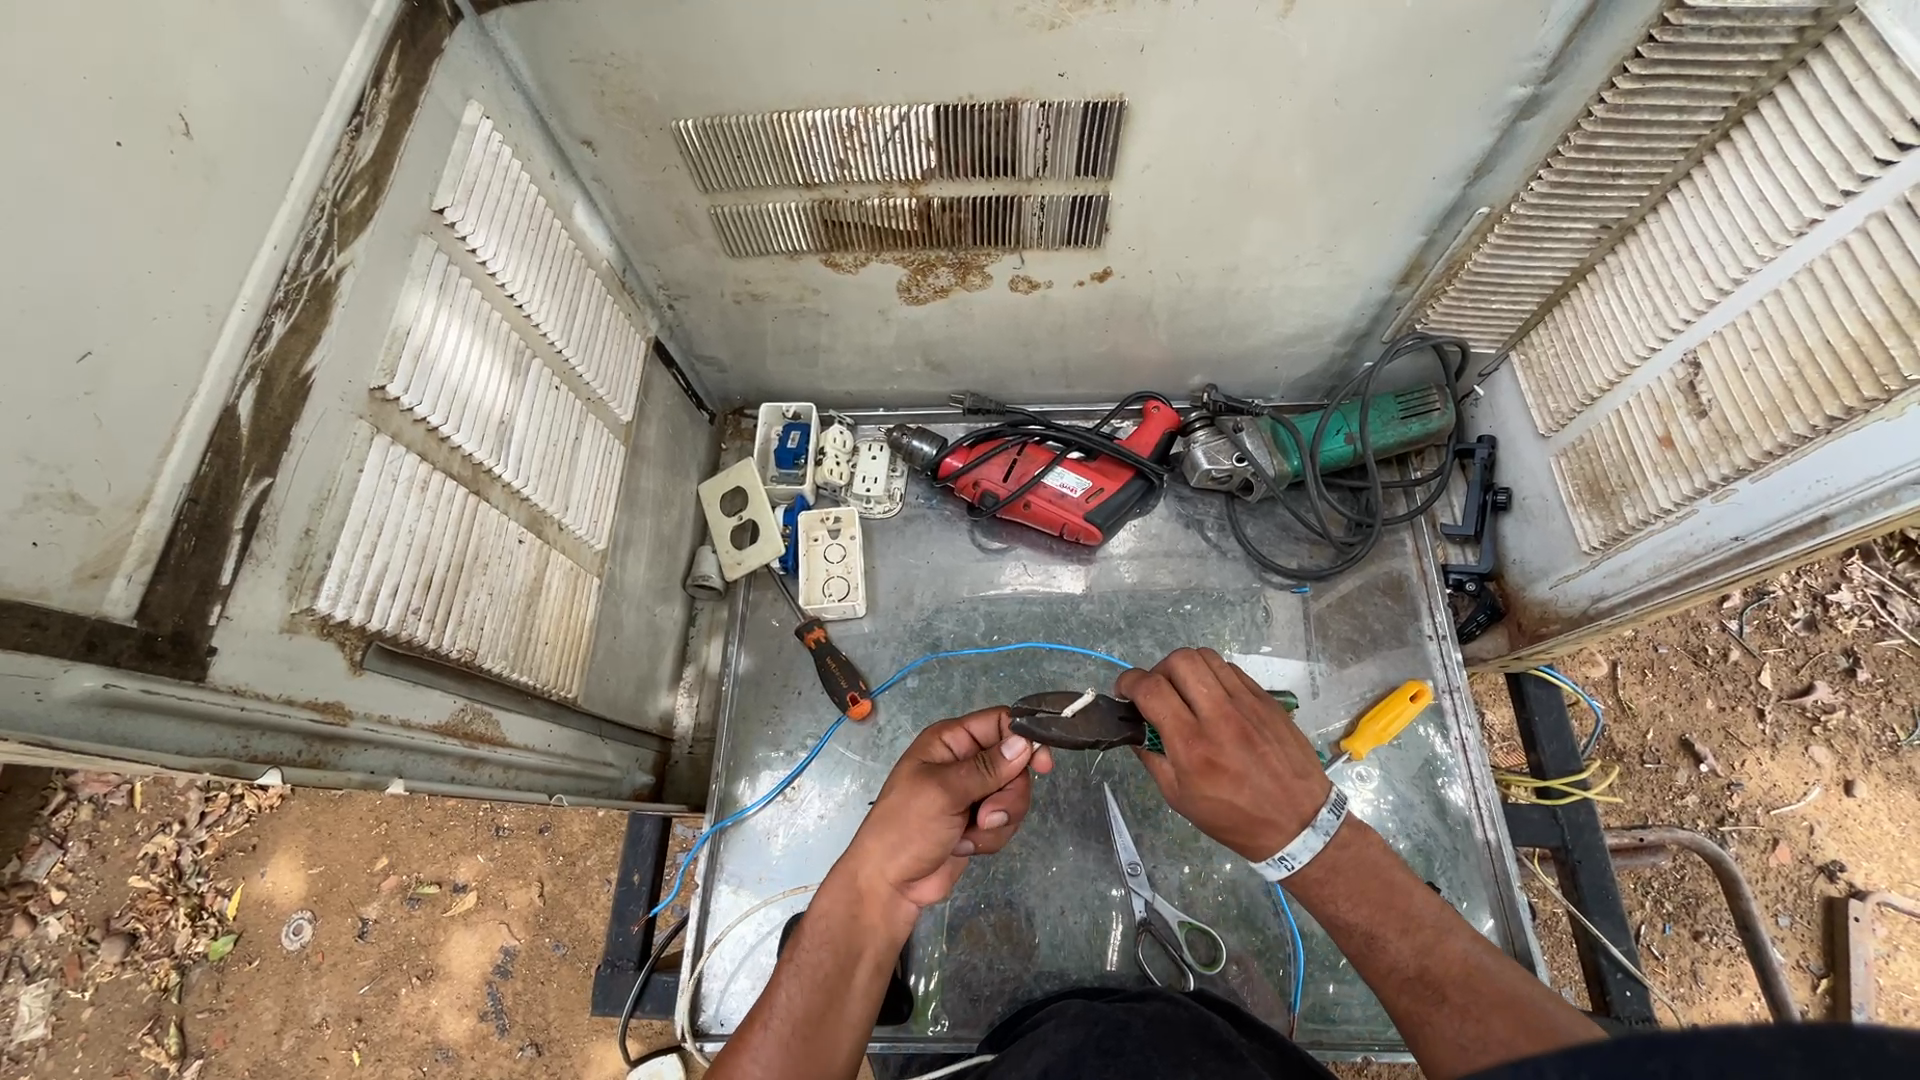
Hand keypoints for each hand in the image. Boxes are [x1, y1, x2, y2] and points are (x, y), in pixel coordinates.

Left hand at [826, 707, 1053, 935]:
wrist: (890, 884)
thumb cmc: (906, 827)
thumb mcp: (944, 791)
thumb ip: (988, 768)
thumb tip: (1024, 742)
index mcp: (950, 741)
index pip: (999, 723)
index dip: (1024, 739)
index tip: (1042, 765)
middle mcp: (963, 761)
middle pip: (1014, 764)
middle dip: (1007, 795)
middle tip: (988, 816)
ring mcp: (971, 793)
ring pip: (1013, 796)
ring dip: (997, 821)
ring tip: (970, 834)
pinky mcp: (978, 822)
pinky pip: (1005, 821)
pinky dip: (990, 838)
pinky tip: (964, 846)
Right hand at [1119, 648, 1330, 860]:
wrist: (1299, 823)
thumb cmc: (1233, 818)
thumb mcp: (1178, 797)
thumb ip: (1151, 757)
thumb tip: (1134, 728)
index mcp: (1192, 745)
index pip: (1151, 689)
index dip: (1129, 682)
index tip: (1125, 692)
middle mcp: (1219, 716)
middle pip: (1179, 660)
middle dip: (1158, 670)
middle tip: (1158, 693)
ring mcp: (1247, 704)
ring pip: (1206, 657)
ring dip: (1186, 669)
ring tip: (1186, 691)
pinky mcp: (1266, 700)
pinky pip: (1231, 670)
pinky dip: (1213, 676)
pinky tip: (1213, 697)